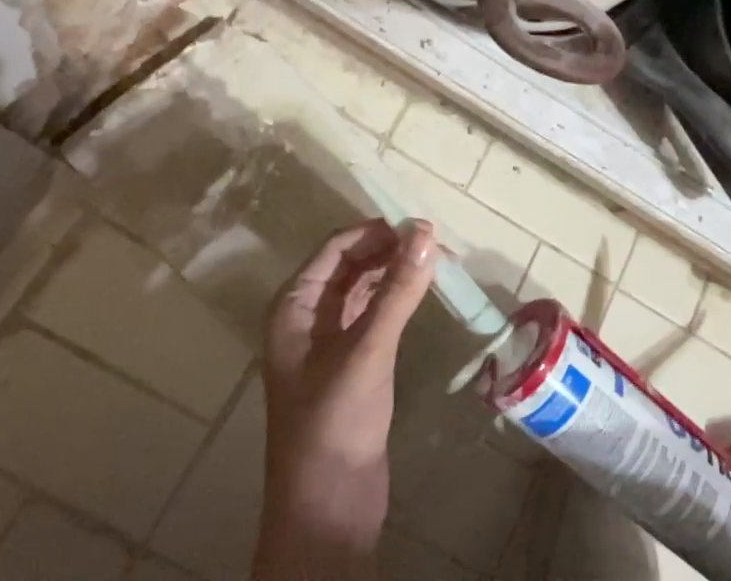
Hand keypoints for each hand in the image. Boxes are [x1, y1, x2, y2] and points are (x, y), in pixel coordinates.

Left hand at [255, 218, 436, 577]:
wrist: (326, 505)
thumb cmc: (332, 421)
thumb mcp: (366, 351)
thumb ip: (397, 291)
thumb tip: (425, 233)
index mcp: (293, 306)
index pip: (335, 249)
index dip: (375, 232)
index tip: (420, 224)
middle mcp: (307, 317)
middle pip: (349, 266)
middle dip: (388, 250)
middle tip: (436, 242)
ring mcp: (329, 343)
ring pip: (363, 291)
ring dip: (394, 274)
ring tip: (436, 261)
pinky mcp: (352, 366)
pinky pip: (374, 318)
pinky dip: (396, 302)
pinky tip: (422, 294)